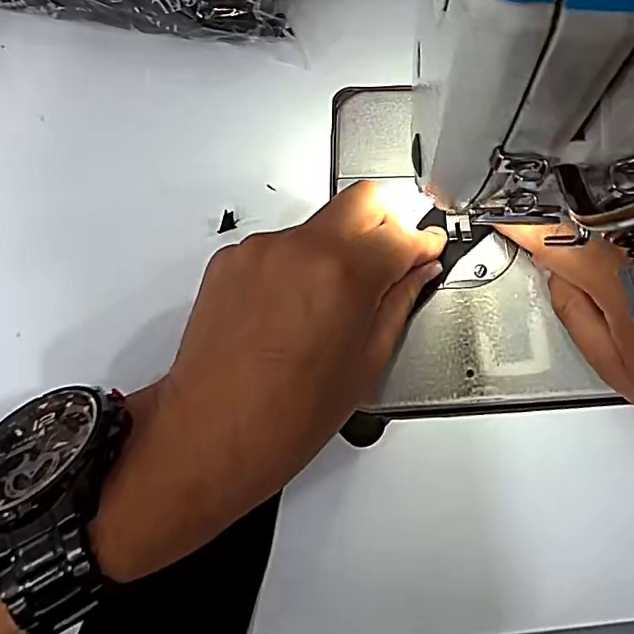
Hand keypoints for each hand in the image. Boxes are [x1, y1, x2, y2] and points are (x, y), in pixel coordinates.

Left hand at [92, 181, 444, 579]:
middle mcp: (300, 249)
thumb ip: (398, 304)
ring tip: (337, 296)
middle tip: (393, 253)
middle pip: (363, 198)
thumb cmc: (280, 418)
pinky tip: (298, 305)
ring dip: (340, 246)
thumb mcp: (364, 363)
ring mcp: (262, 250)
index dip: (423, 241)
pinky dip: (299, 262)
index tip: (426, 247)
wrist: (207, 435)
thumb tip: (416, 274)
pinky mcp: (232, 258)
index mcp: (343, 275)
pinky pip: (282, 243)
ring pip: (322, 222)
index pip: (402, 232)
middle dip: (387, 221)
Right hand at [500, 210, 633, 472]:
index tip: (506, 216)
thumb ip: (574, 310)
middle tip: (565, 252)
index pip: (553, 236)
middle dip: (565, 224)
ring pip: (624, 202)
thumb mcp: (618, 368)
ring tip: (623, 266)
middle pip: (587, 211)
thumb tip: (558, 275)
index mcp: (624, 279)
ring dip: (604, 221)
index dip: (521, 223)